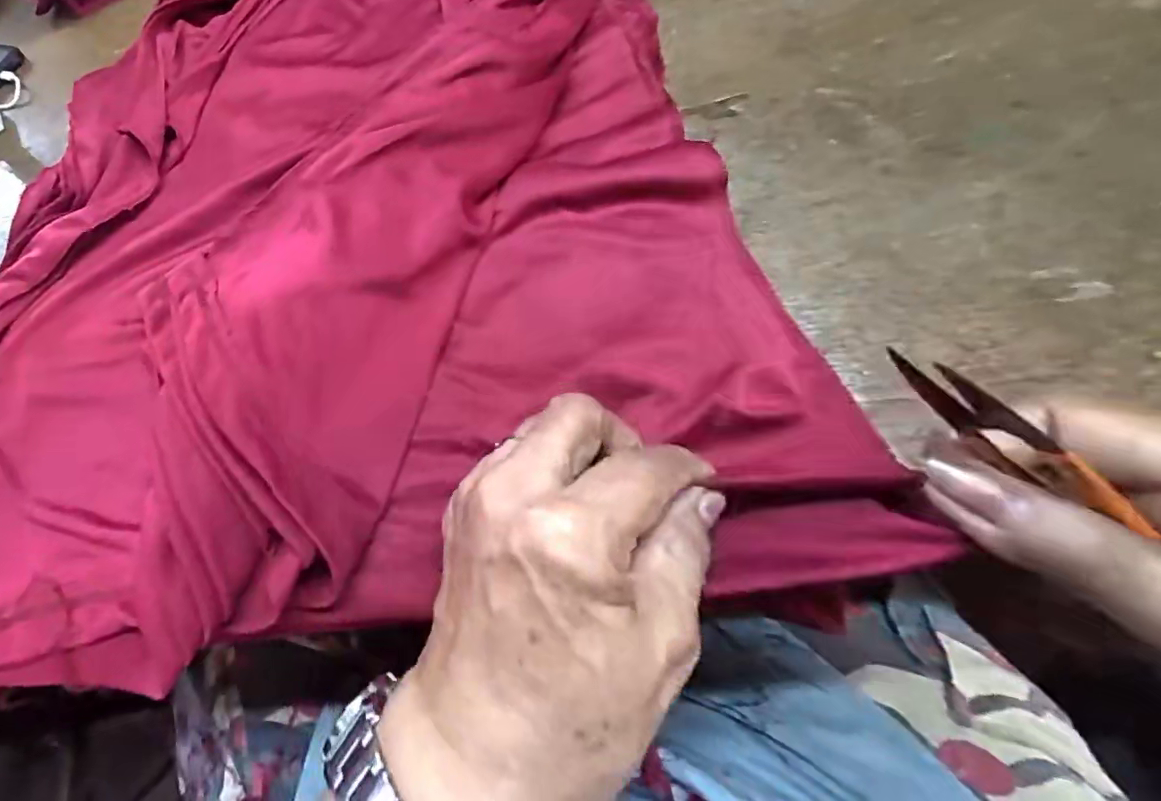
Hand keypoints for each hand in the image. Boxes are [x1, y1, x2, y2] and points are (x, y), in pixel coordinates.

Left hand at [376, 394, 722, 800]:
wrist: (474, 746)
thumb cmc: (579, 714)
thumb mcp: (661, 644)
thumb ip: (683, 550)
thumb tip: (700, 495)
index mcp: (567, 532)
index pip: (641, 465)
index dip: (684, 468)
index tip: (701, 483)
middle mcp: (512, 493)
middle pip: (576, 413)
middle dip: (622, 440)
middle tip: (643, 489)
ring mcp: (476, 493)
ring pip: (540, 426)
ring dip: (581, 449)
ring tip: (605, 501)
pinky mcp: (458, 504)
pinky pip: (512, 452)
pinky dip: (547, 464)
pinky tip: (565, 511)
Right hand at [923, 400, 1160, 768]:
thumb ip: (1099, 561)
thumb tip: (946, 478)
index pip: (1085, 426)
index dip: (996, 441)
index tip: (923, 481)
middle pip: (1063, 476)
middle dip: (990, 501)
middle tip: (918, 533)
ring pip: (1059, 531)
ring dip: (1000, 555)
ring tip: (940, 572)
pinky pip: (1079, 586)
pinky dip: (1032, 602)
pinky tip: (994, 615)